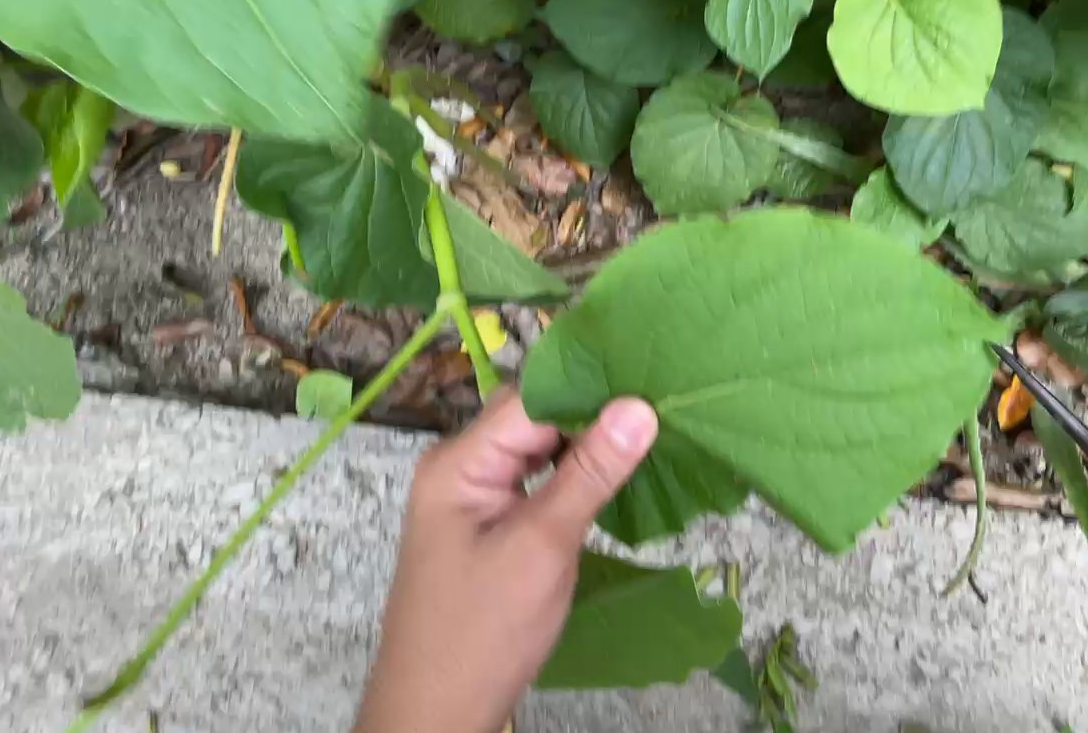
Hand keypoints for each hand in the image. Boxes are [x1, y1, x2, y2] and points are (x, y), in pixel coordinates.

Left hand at [352, 390, 657, 732]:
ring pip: (535, 446)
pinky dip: (568, 472)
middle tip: (653, 410)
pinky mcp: (487, 518)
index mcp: (459, 460)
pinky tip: (606, 473)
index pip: (530, 400)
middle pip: (531, 418)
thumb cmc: (485, 631)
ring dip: (581, 443)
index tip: (646, 387)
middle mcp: (460, 463)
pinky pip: (532, 475)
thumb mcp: (544, 545)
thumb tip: (639, 406)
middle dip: (588, 414)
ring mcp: (472, 492)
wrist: (435, 718)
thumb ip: (591, 472)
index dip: (587, 390)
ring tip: (640, 433)